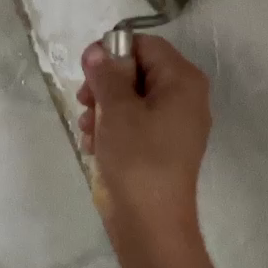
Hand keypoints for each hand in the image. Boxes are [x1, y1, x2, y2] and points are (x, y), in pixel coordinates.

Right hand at [78, 34, 225, 267]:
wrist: (150, 222)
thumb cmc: (137, 160)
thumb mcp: (116, 111)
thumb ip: (106, 75)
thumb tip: (97, 49)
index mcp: (182, 81)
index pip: (145, 46)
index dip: (112, 53)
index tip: (85, 73)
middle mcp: (184, 98)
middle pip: (137, 72)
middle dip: (105, 86)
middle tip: (84, 104)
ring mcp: (173, 125)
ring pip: (130, 100)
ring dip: (103, 111)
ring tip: (88, 132)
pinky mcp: (159, 148)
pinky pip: (133, 125)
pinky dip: (112, 131)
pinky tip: (95, 146)